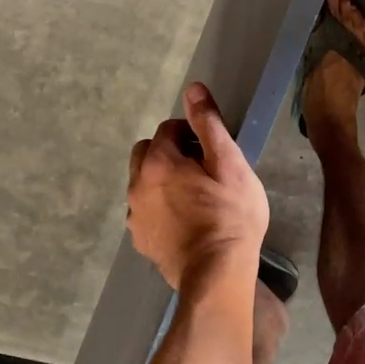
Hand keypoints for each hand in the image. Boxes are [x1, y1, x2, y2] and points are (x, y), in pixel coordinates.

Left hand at [127, 82, 268, 288]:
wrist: (216, 275)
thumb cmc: (230, 215)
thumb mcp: (229, 164)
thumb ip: (209, 124)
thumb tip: (192, 89)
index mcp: (158, 162)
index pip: (169, 129)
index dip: (193, 134)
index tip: (213, 152)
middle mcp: (137, 185)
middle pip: (148, 152)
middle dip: (170, 153)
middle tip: (201, 170)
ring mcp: (135, 215)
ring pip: (144, 182)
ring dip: (162, 180)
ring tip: (194, 197)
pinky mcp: (140, 240)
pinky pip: (145, 210)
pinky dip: (159, 207)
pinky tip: (184, 222)